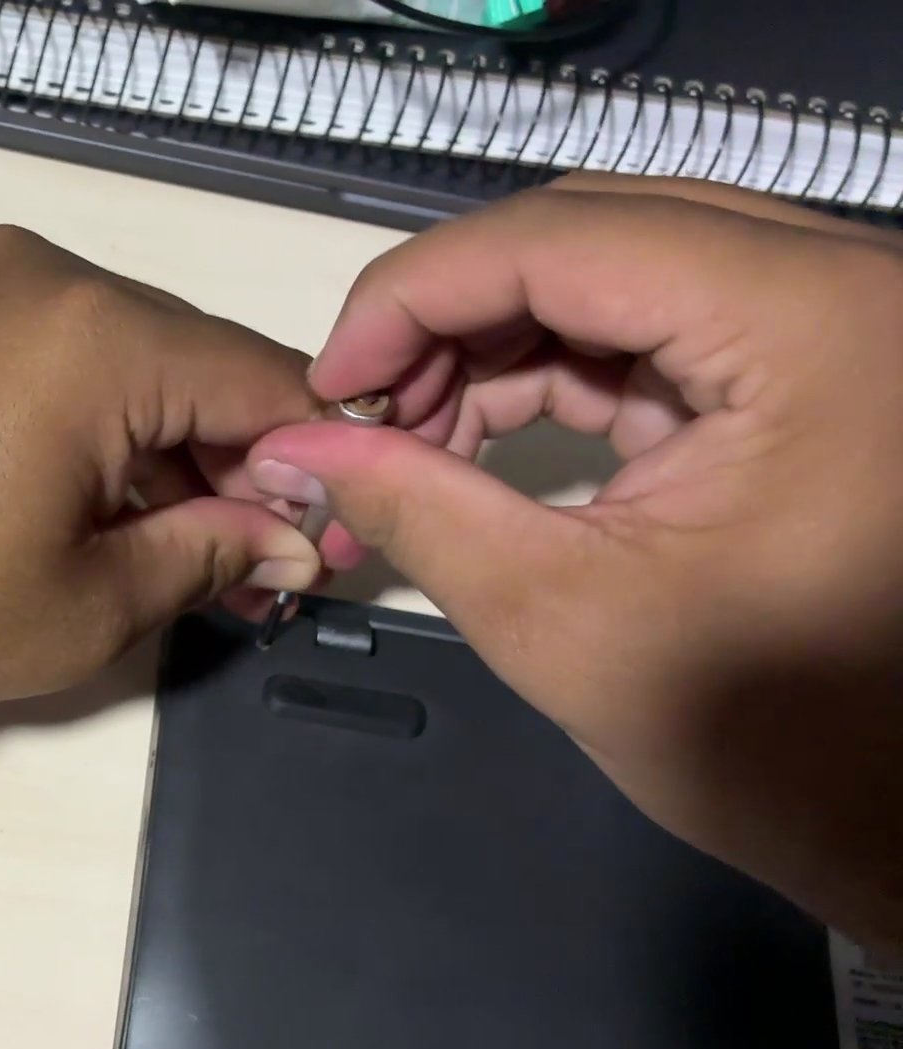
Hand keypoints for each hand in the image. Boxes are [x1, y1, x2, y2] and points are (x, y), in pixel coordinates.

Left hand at [0, 225, 325, 737]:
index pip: (260, 380)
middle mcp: (37, 278)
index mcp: (91, 331)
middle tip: (255, 564)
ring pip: (124, 369)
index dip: (307, 466)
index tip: (321, 540)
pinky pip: (57, 369)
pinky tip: (106, 509)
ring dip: (163, 457)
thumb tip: (289, 537)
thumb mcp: (86, 606)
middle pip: (190, 367)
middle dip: (231, 466)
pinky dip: (97, 435)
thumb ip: (208, 553)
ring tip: (182, 552)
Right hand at [248, 175, 902, 948]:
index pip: (556, 240)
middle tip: (358, 417)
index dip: (407, 301)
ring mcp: (820, 326)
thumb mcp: (551, 615)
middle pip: (575, 239)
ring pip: (589, 279)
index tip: (325, 391)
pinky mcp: (789, 371)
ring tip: (400, 449)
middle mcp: (839, 291)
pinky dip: (518, 382)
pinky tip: (461, 450)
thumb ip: (407, 507)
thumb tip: (285, 448)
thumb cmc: (765, 733)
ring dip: (468, 357)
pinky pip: (619, 333)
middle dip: (435, 325)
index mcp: (818, 330)